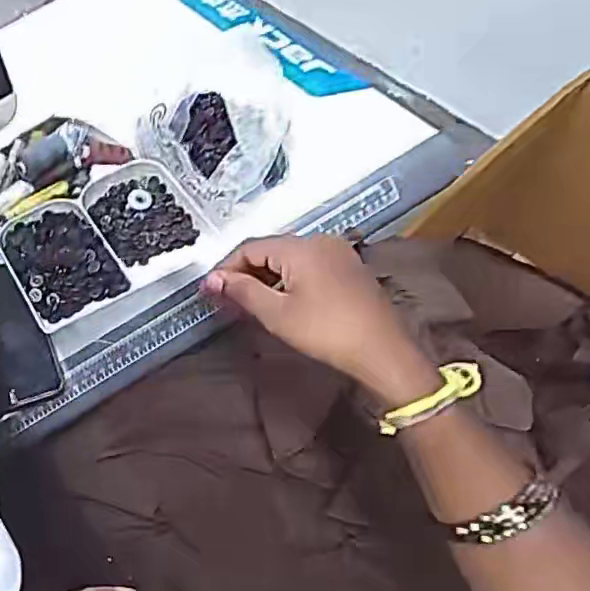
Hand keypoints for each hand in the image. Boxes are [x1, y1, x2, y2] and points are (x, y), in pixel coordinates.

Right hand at [203, 234, 441, 407]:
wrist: (380, 349)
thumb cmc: (326, 331)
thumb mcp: (276, 313)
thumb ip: (241, 291)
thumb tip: (211, 279)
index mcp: (300, 247)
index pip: (250, 247)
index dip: (225, 268)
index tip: (209, 292)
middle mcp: (320, 241)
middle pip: (270, 250)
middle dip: (244, 273)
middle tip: (226, 301)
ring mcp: (337, 253)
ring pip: (288, 259)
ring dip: (264, 279)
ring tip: (249, 305)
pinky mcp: (347, 268)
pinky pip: (306, 266)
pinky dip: (286, 281)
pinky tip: (279, 303)